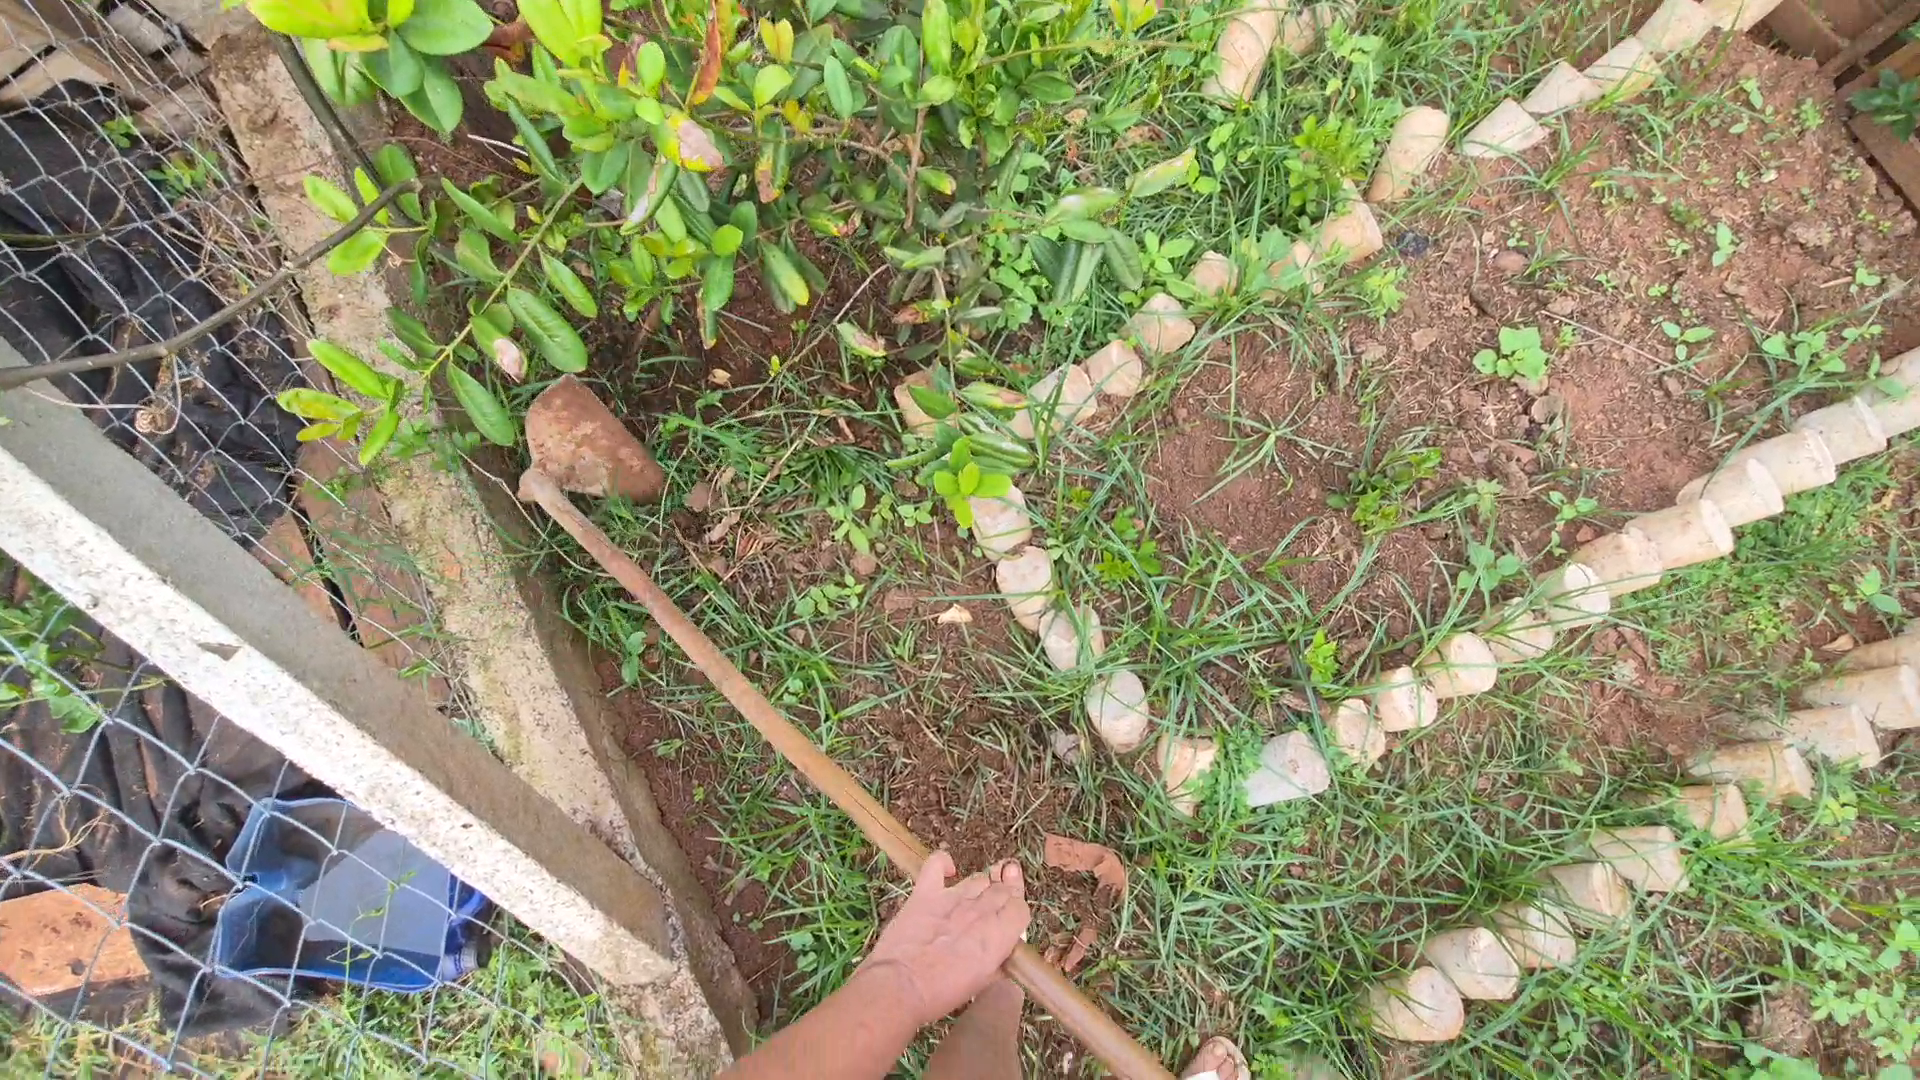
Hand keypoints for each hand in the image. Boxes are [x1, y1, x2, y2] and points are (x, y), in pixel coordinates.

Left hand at [858, 851, 1029, 1028]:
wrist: (900, 986)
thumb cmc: (942, 993)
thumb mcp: (981, 984)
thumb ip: (998, 961)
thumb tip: (1003, 952)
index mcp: (998, 934)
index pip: (1020, 907)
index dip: (1015, 913)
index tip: (1009, 922)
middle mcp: (980, 910)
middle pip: (1002, 888)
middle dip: (1002, 897)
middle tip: (990, 914)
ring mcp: (953, 897)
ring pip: (978, 878)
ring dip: (980, 887)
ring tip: (973, 902)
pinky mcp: (927, 891)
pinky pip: (938, 862)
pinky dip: (944, 862)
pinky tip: (948, 871)